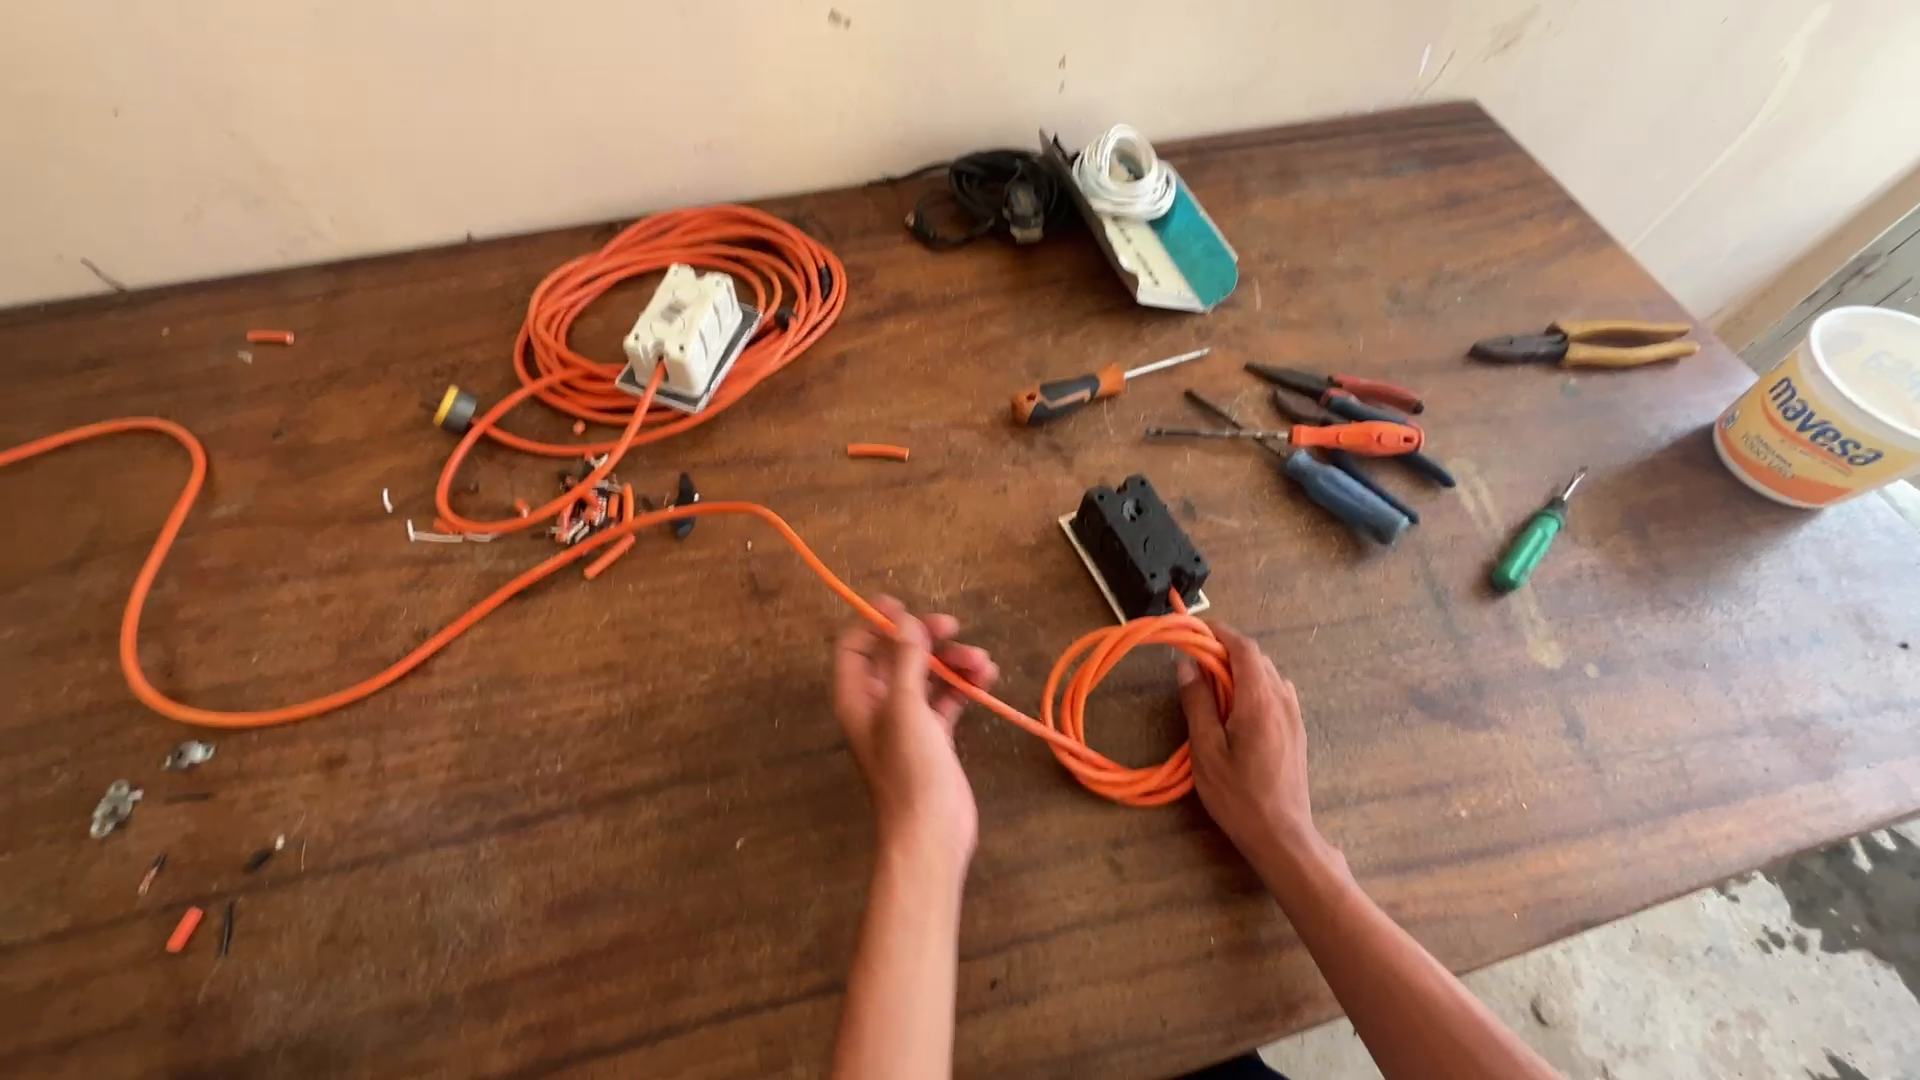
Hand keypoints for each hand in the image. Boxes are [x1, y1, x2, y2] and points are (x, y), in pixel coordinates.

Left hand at [834, 596, 999, 868]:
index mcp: (857, 696)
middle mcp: (878, 703)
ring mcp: (907, 720)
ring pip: (927, 675)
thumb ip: (905, 659)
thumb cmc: (909, 769)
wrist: (931, 831)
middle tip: (953, 628)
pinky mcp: (935, 735)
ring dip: (953, 662)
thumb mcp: (905, 707)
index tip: (906, 609)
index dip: (876, 624)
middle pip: (897, 655)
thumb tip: (904, 618)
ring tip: (983, 663)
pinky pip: (947, 698)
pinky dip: (964, 685)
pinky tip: (987, 678)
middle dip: (925, 639)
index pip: (855, 646)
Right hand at [1178, 622, 1321, 868]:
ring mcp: (1294, 715)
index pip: (1244, 649)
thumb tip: (1187, 665)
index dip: (1220, 633)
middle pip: (1256, 658)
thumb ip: (1197, 703)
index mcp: (1259, 701)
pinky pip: (1275, 691)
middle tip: (1194, 660)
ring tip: (1211, 685)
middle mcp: (1282, 700)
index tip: (1194, 630)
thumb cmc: (1238, 795)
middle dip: (1225, 651)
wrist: (1282, 836)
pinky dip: (1252, 686)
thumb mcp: (1206, 749)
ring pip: (1267, 674)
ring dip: (1239, 669)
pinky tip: (1234, 708)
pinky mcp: (1296, 730)